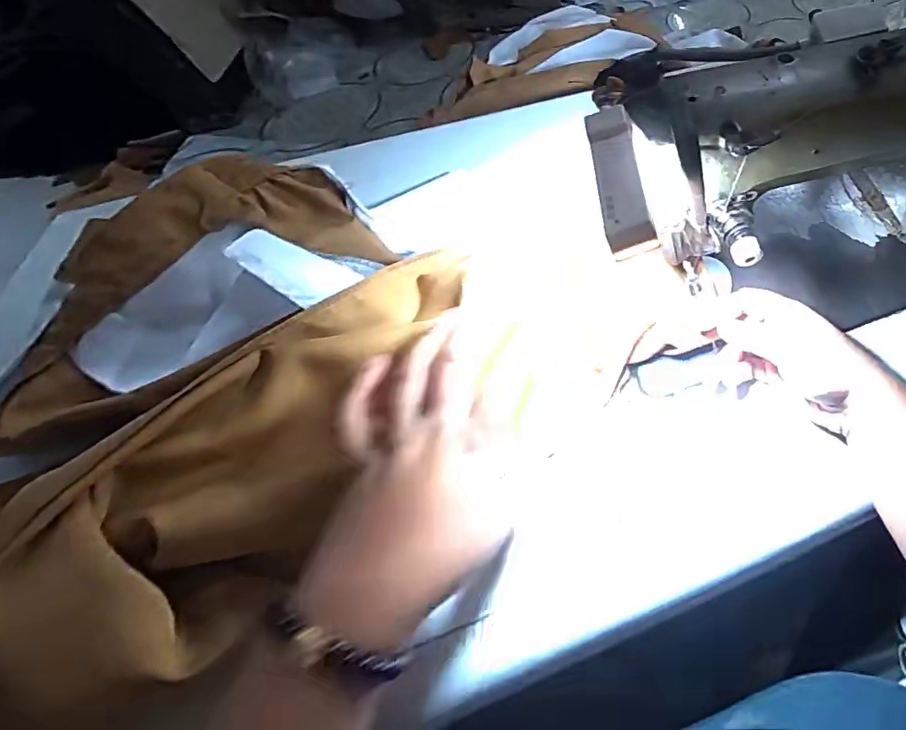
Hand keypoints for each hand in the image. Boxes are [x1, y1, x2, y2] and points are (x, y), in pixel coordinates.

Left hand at [295, 313, 520, 651]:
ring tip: (442, 320)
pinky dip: (365, 386)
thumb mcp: (502, 515)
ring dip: (425, 344)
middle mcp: (432, 432)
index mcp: (470, 446)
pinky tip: (379, 362)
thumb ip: (523, 468)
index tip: (530, 327)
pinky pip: (358, 415)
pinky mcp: (365, 457)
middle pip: (451, 370)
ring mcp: (393, 441)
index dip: (518, 353)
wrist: (367, 597)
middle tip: (483, 307)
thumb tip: (548, 433)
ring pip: (407, 380)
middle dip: (470, 333)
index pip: (500, 386)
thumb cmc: (444, 556)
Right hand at [708, 289, 886, 420]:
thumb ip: (752, 335)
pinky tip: (731, 385)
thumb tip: (724, 323)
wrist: (856, 400)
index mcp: (786, 313)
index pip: (748, 301)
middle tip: (699, 347)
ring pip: (744, 351)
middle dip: (721, 337)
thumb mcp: (786, 346)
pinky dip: (739, 376)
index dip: (723, 309)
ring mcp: (781, 353)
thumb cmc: (831, 365)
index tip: (702, 322)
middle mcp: (782, 329)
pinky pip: (753, 370)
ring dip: (727, 362)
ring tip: (717, 376)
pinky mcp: (782, 375)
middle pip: (743, 326)